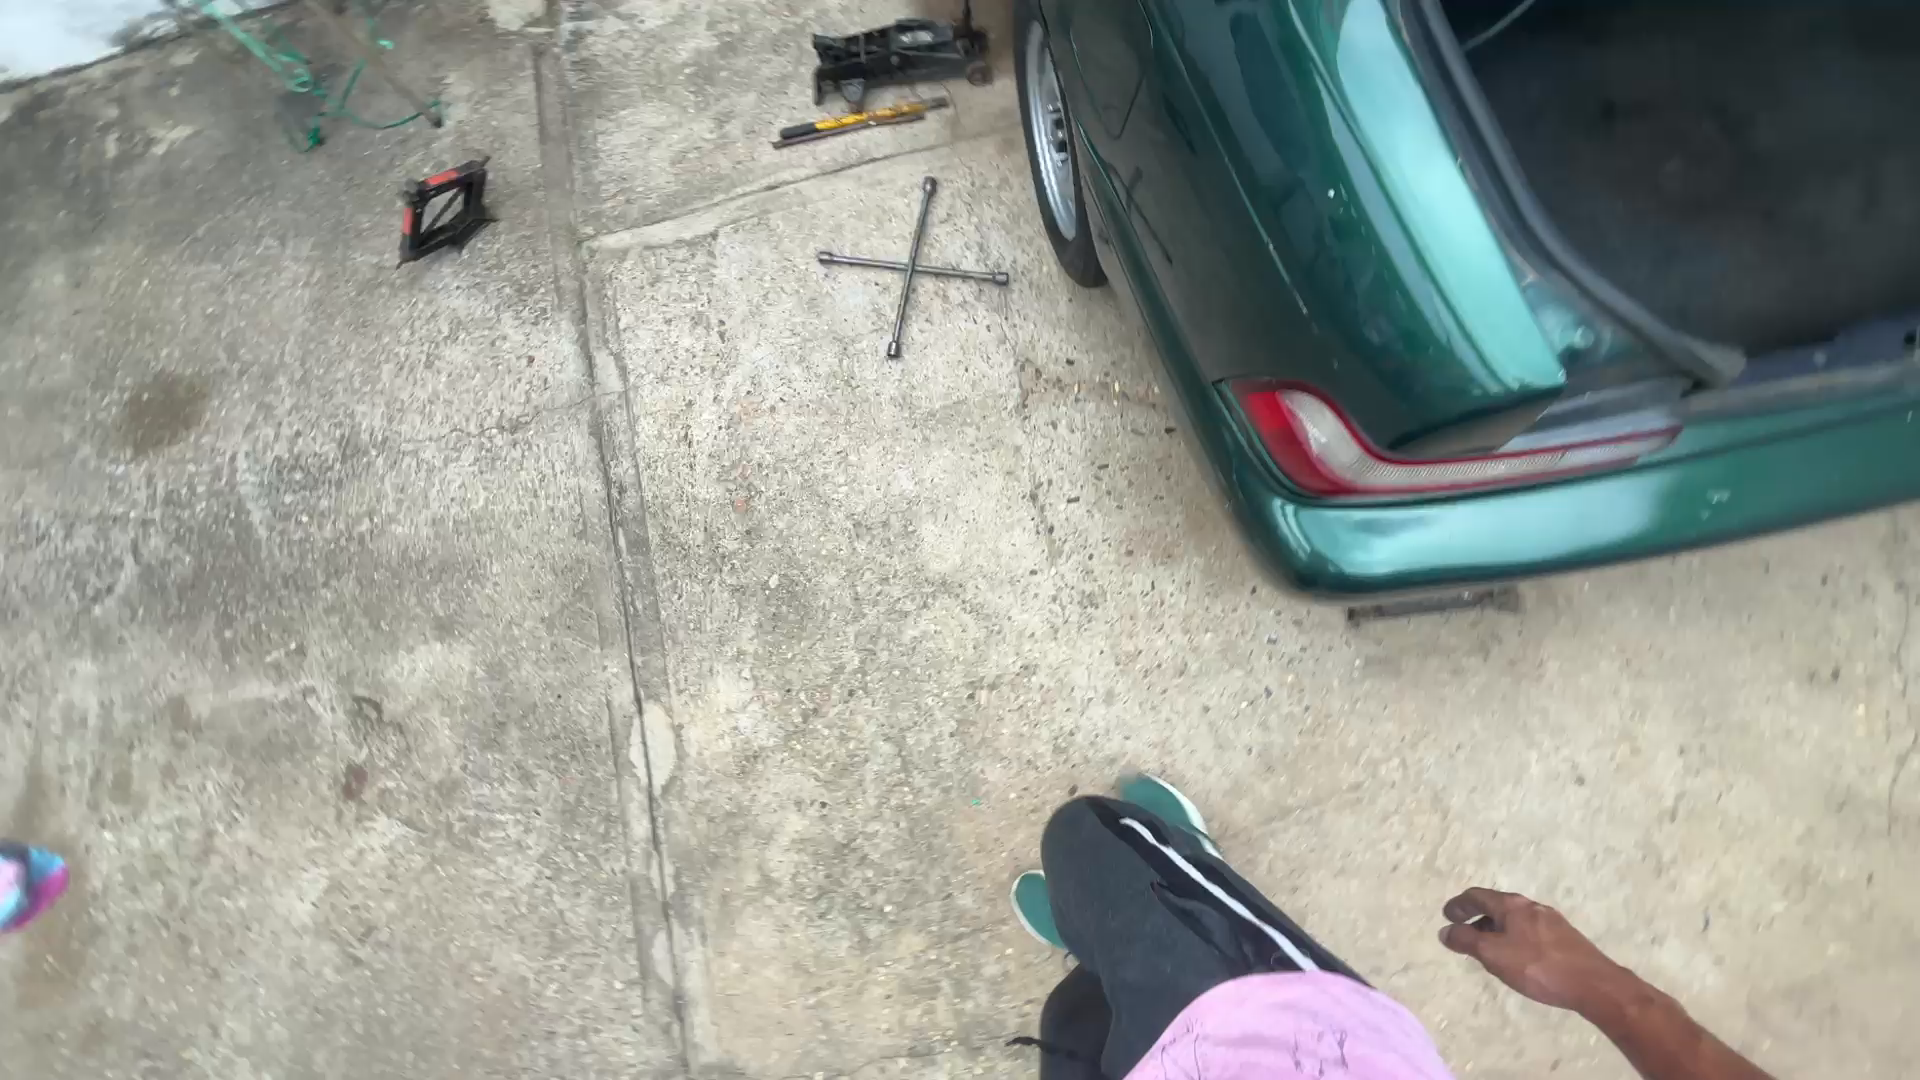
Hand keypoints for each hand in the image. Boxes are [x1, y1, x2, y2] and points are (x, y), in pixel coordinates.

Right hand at [1438, 887, 1634, 1014]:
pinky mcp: (1570, 941)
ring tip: (1493, 950)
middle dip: (1479, 919)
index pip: (1476, 896)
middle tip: (1467, 934)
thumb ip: (1466, 941)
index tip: (1447, 916)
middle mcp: (1531, 906)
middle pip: (1497, 907)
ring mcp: (1554, 923)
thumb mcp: (1493, 954)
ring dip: (1499, 931)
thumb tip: (1445, 932)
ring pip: (1517, 921)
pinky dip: (1518, 940)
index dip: (1459, 905)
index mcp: (1511, 904)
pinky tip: (1522, 959)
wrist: (1599, 988)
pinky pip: (1533, 933)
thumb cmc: (1538, 966)